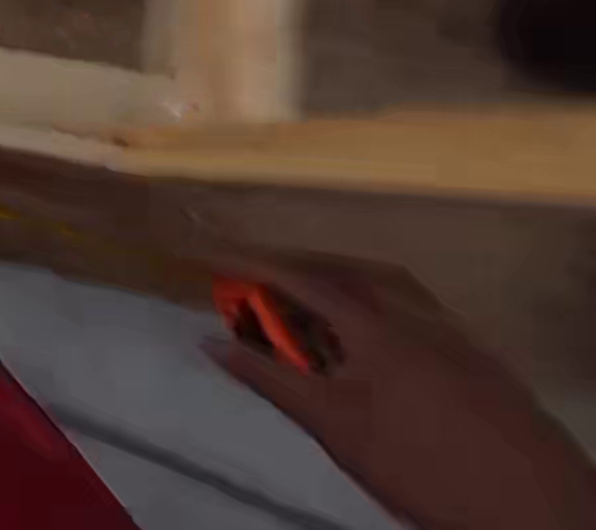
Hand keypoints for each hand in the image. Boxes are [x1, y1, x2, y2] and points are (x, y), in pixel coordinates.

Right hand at [207, 257, 595, 529]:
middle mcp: (423, 326)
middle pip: (356, 273)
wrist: (549, 528)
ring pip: (401, 292)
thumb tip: (206, 341)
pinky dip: (387, 309)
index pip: (301, 281)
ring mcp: (468, 348)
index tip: (210, 254)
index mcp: (379, 331)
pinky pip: (431, 317)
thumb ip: (267, 378)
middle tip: (267, 275)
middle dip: (304, 266)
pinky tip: (380, 339)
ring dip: (350, 284)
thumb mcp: (331, 425)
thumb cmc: (422, 467)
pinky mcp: (496, 374)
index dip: (250, 263)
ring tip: (320, 301)